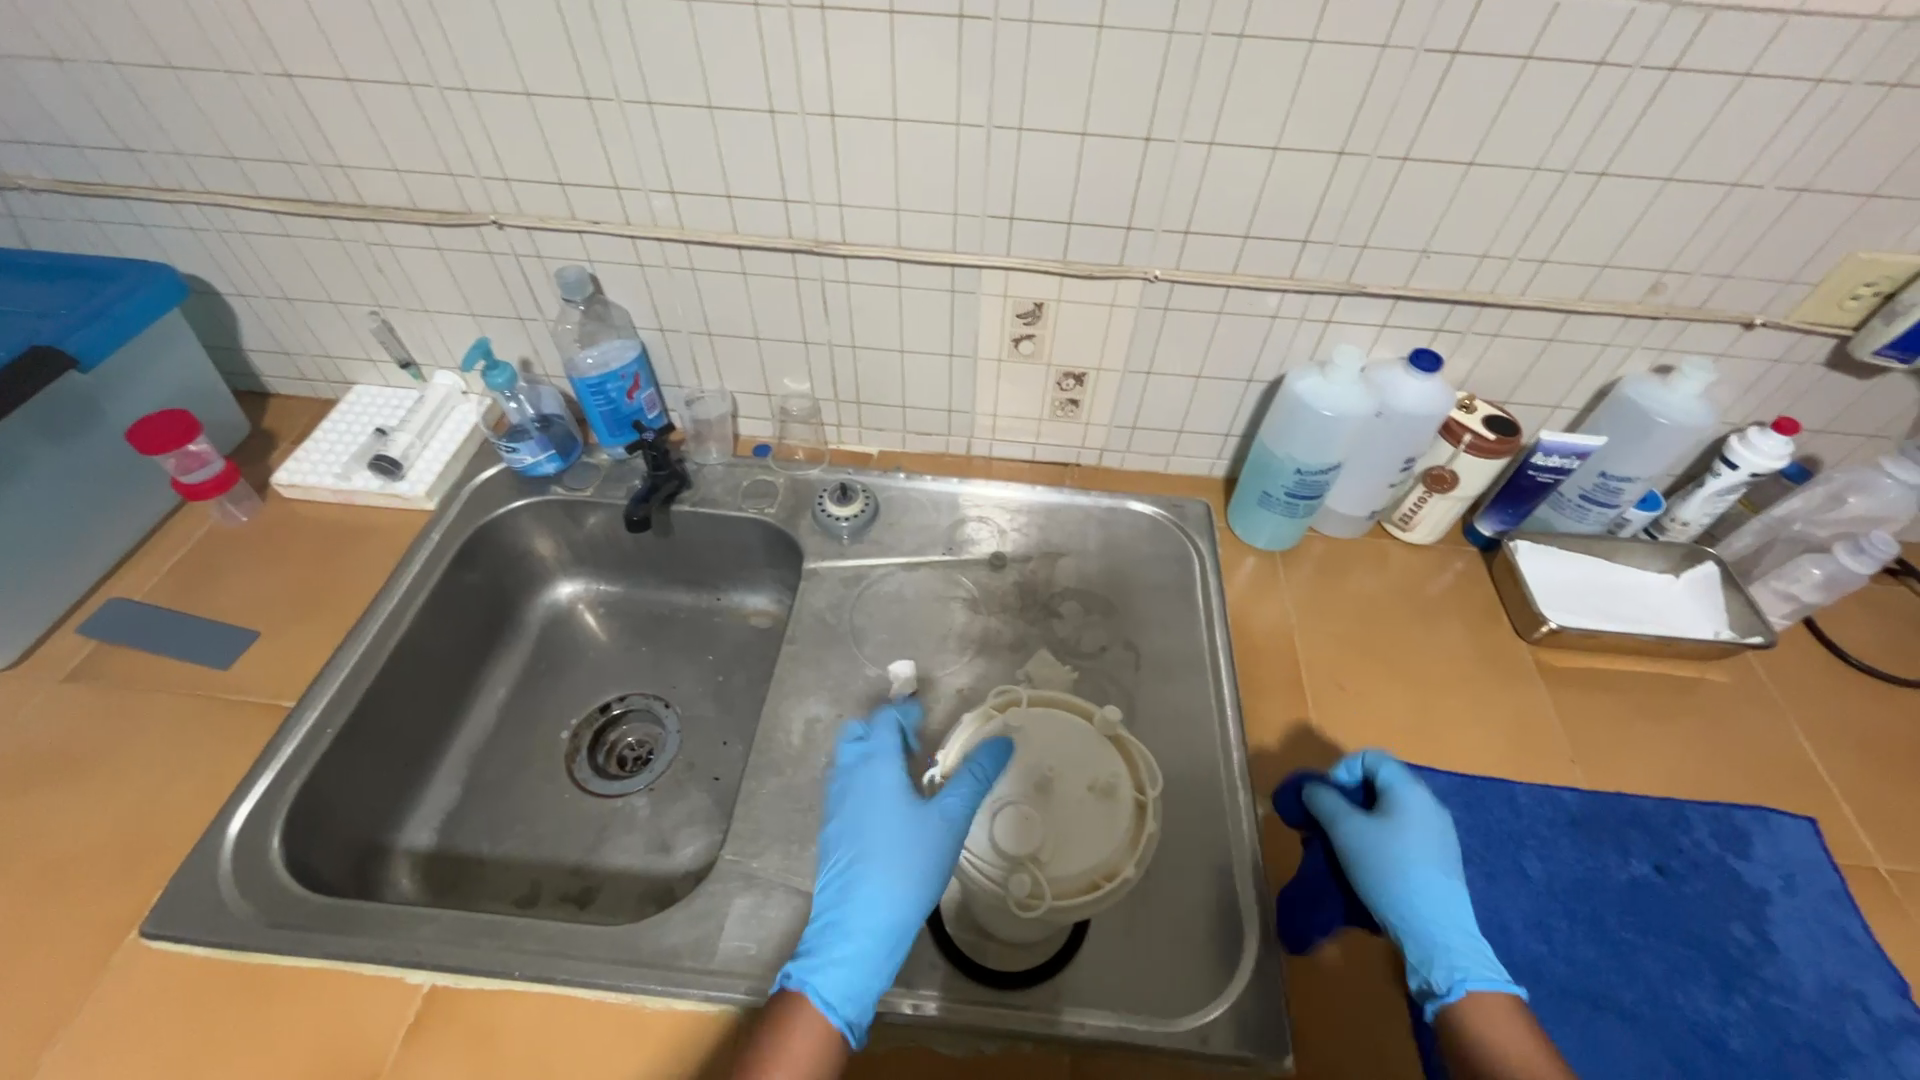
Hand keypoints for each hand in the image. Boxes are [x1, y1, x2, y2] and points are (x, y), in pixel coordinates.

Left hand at [772, 699, 1013, 1046]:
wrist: (858, 926)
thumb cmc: (908, 866)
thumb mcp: (950, 820)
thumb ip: (974, 776)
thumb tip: (1003, 739)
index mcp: (874, 763)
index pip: (884, 718)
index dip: (906, 712)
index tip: (928, 720)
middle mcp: (847, 775)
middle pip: (856, 732)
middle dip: (883, 730)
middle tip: (915, 748)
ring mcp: (833, 804)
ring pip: (846, 760)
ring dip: (872, 755)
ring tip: (906, 780)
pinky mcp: (830, 830)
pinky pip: (843, 788)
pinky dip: (863, 782)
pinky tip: (890, 813)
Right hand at [1302, 749, 1524, 1020]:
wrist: (1436, 931)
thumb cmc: (1387, 870)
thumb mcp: (1344, 831)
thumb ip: (1322, 800)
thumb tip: (1313, 787)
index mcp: (1409, 789)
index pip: (1369, 757)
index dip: (1341, 771)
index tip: (1326, 800)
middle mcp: (1430, 803)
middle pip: (1380, 783)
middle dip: (1348, 798)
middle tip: (1329, 824)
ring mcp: (1440, 832)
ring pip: (1391, 810)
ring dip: (1361, 820)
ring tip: (1344, 846)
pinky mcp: (1442, 857)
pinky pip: (1404, 832)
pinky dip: (1381, 837)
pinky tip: (1371, 864)